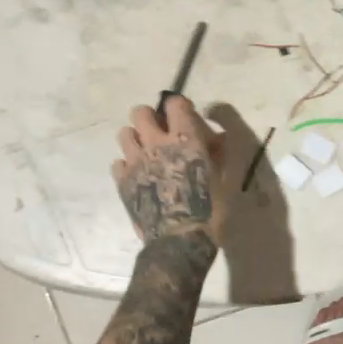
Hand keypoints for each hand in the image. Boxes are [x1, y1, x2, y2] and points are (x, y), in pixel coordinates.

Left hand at [114, 95, 226, 244]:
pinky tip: (139, 176)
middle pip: (140, 112)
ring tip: (146, 154)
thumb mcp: (224, 180)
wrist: (180, 241)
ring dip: (136, 139)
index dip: (179, 106)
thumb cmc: (211, 210)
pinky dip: (127, 166)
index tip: (184, 116)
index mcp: (185, 139)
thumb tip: (216, 139)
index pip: (174, 103)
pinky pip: (118, 162)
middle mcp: (156, 144)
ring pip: (124, 133)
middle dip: (150, 117)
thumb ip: (217, 154)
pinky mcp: (122, 181)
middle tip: (160, 133)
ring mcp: (135, 161)